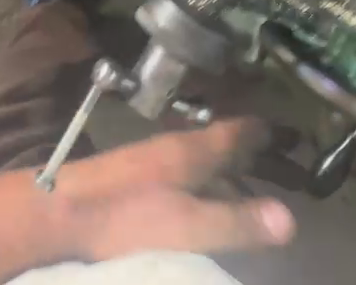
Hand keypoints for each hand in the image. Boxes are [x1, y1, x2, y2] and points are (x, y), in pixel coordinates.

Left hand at [47, 119, 296, 261]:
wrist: (61, 213)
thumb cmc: (125, 214)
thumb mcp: (187, 224)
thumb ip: (236, 221)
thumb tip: (292, 219)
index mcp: (190, 151)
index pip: (237, 132)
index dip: (266, 131)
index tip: (294, 130)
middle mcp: (175, 149)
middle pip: (224, 147)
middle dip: (256, 155)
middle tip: (291, 165)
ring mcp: (155, 164)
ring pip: (205, 165)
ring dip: (233, 174)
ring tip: (259, 190)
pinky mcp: (139, 182)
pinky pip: (189, 178)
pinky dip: (210, 188)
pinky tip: (211, 207)